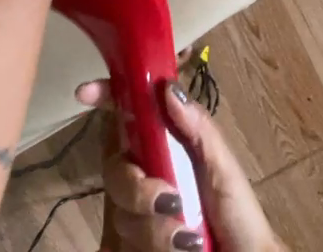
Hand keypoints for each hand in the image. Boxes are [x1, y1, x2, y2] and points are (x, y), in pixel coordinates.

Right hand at [76, 79, 285, 251]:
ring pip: (120, 213)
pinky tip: (180, 250)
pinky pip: (122, 245)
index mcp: (165, 144)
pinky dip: (152, 248)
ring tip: (190, 240)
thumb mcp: (222, 165)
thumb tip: (167, 87)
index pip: (127, 114)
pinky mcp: (134, 246)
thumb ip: (197, 127)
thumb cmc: (237, 211)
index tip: (84, 93)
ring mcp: (139, 213)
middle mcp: (146, 173)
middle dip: (136, 188)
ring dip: (154, 229)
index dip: (104, 98)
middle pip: (115, 169)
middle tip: (171, 202)